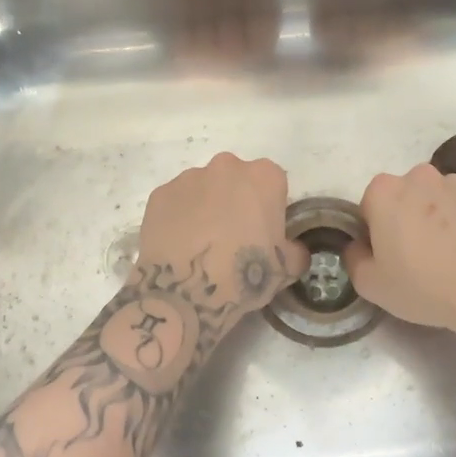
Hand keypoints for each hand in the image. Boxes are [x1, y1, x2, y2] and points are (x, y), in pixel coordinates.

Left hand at [136, 152, 306, 311]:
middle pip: (236, 180)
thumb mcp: (286, 268)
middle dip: (235, 201)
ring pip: (204, 188)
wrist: (185, 290)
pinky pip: (176, 202)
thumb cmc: (245, 273)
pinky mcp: (160, 193)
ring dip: (206, 207)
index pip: (273, 184)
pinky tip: (178, 245)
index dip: (269, 209)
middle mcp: (227, 166)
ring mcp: (189, 177)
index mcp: (264, 177)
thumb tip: (293, 249)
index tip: (262, 233)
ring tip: (201, 244)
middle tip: (231, 238)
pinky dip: (179, 217)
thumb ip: (295, 250)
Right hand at [345, 163, 455, 337]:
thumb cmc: (424, 285)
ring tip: (450, 256)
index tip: (388, 258)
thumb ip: (353, 259)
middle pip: (404, 197)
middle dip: (406, 220)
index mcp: (384, 192)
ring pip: (437, 199)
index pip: (368, 207)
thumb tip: (357, 247)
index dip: (374, 234)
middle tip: (417, 258)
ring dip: (437, 218)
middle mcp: (420, 176)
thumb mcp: (371, 285)